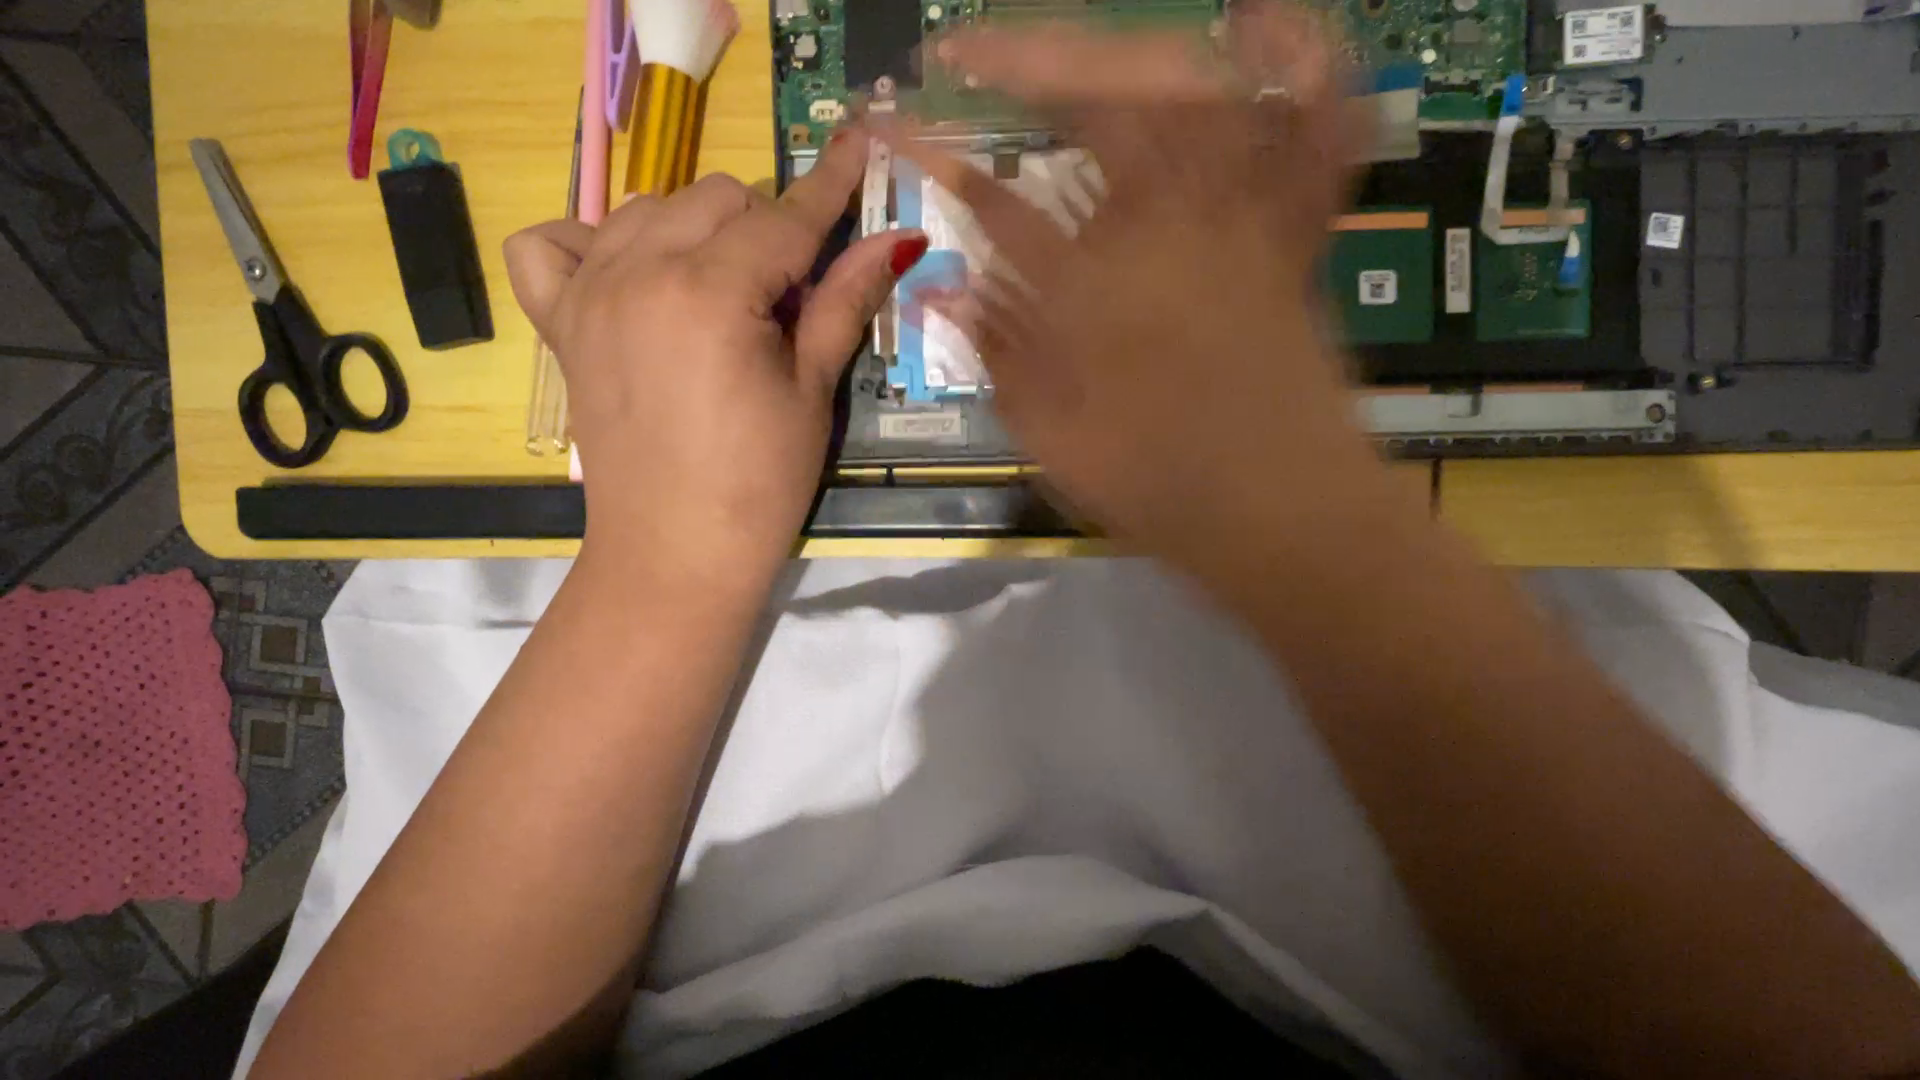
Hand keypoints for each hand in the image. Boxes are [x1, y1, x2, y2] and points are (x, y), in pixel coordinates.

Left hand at [504, 132, 927, 587]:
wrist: (674, 555)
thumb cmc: (759, 484)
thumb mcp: (812, 392)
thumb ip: (842, 303)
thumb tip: (895, 239)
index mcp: (711, 292)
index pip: (784, 219)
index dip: (831, 187)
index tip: (862, 149)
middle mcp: (639, 272)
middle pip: (717, 198)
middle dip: (766, 225)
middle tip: (792, 288)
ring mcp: (588, 294)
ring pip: (647, 207)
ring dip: (697, 227)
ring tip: (725, 286)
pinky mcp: (561, 324)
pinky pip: (549, 245)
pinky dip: (588, 242)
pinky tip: (630, 275)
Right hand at [888, 5, 1398, 586]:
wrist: (1283, 516)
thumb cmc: (1158, 488)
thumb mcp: (1051, 438)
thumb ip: (997, 352)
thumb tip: (942, 289)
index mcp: (1090, 291)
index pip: (993, 203)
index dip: (933, 157)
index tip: (889, 127)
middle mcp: (1166, 231)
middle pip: (1102, 106)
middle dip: (1025, 62)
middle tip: (970, 56)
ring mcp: (1241, 225)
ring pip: (1203, 96)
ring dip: (1137, 53)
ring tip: (1076, 47)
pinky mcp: (1293, 240)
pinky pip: (1316, 136)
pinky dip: (1307, 68)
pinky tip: (1267, 22)